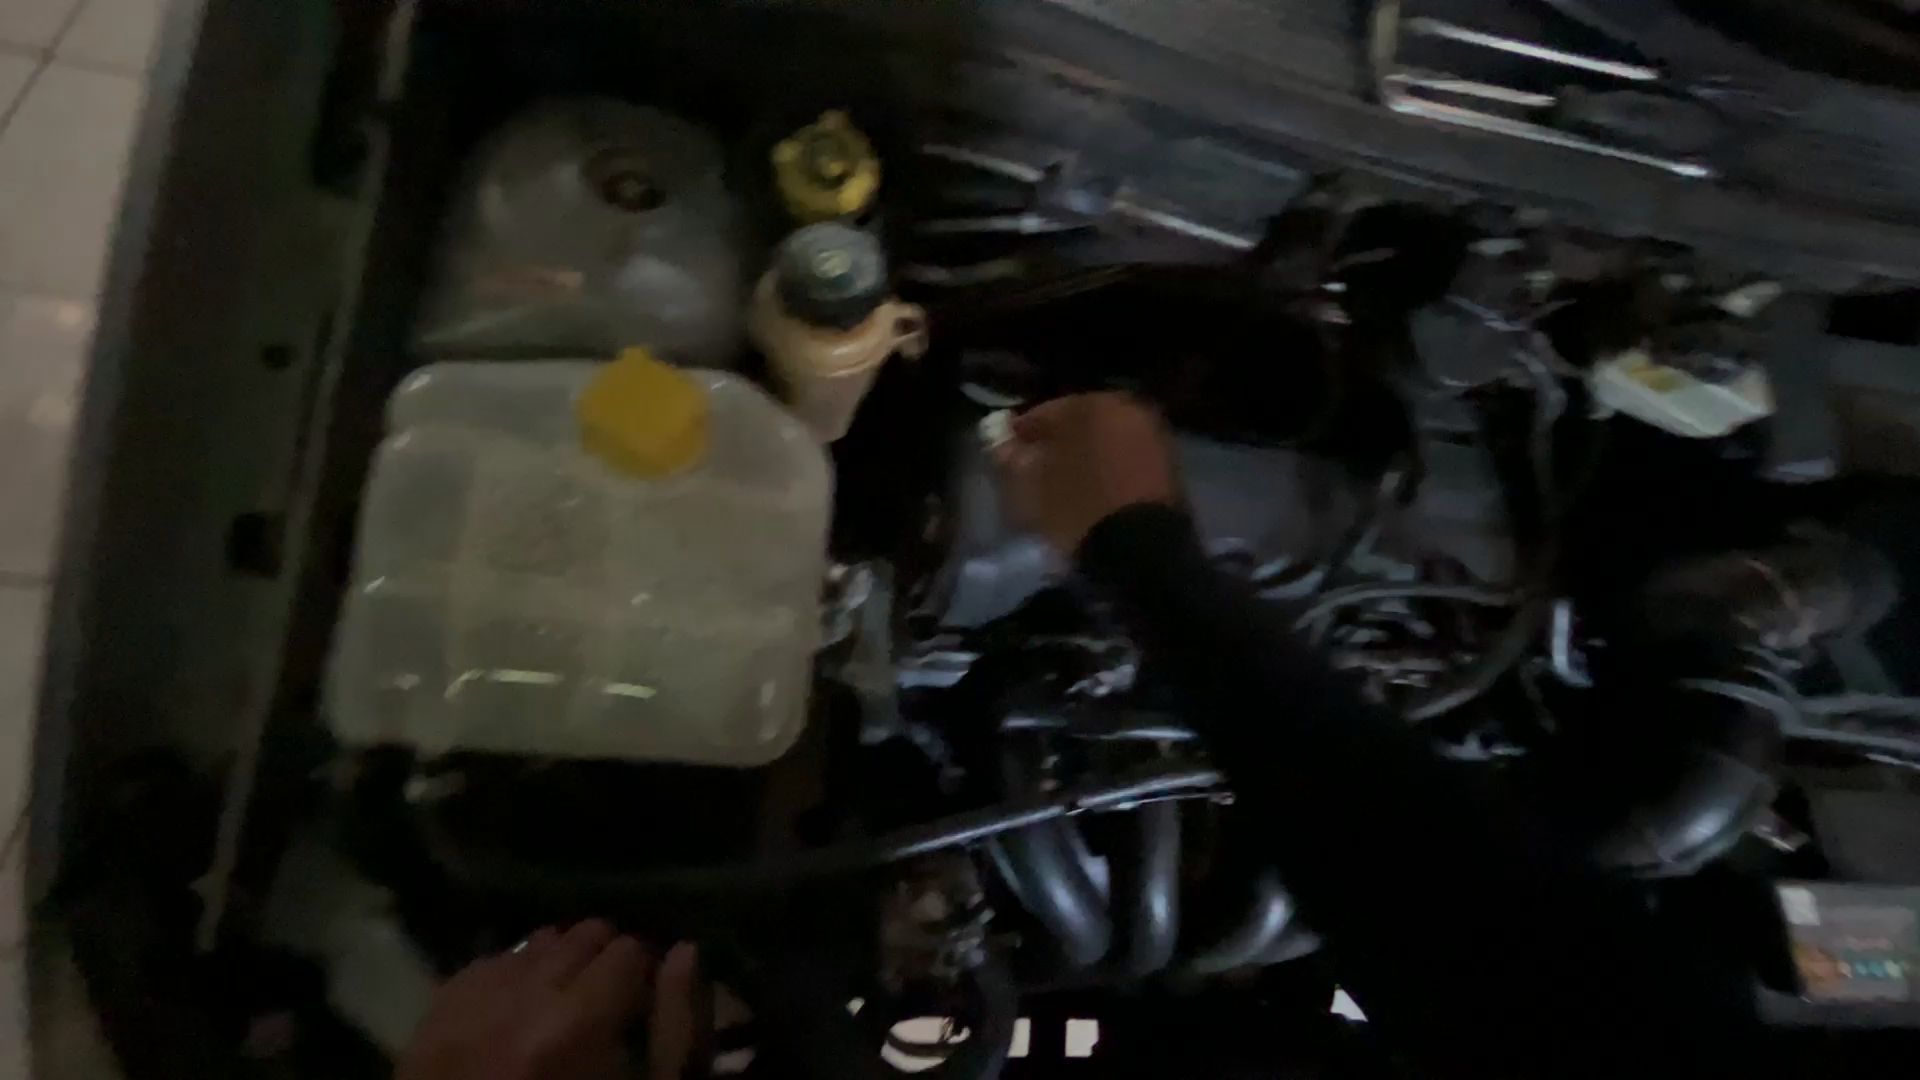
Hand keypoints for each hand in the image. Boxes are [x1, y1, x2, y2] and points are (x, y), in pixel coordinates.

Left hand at [398, 921, 702, 1079]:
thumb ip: (677, 1024)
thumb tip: (685, 951)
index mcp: (576, 1022)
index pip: (628, 949)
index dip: (641, 976)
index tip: (637, 1007)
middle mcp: (520, 1000)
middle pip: (582, 935)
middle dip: (599, 964)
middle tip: (599, 1010)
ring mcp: (467, 1008)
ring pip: (535, 943)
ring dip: (554, 968)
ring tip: (555, 1011)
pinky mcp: (428, 1023)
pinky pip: (486, 966)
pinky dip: (509, 980)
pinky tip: (514, 1017)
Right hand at [996, 393, 1179, 555]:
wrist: (1140, 549)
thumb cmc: (1076, 509)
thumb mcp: (1029, 485)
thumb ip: (1010, 454)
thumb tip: (999, 436)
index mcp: (1090, 404)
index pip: (1043, 413)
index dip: (1021, 433)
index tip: (1005, 453)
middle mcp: (1126, 408)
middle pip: (1079, 423)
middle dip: (1057, 442)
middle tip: (1036, 468)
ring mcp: (1153, 435)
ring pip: (1105, 440)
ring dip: (1086, 455)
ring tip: (1065, 484)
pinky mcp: (1169, 464)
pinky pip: (1126, 459)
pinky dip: (1109, 468)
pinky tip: (1095, 491)